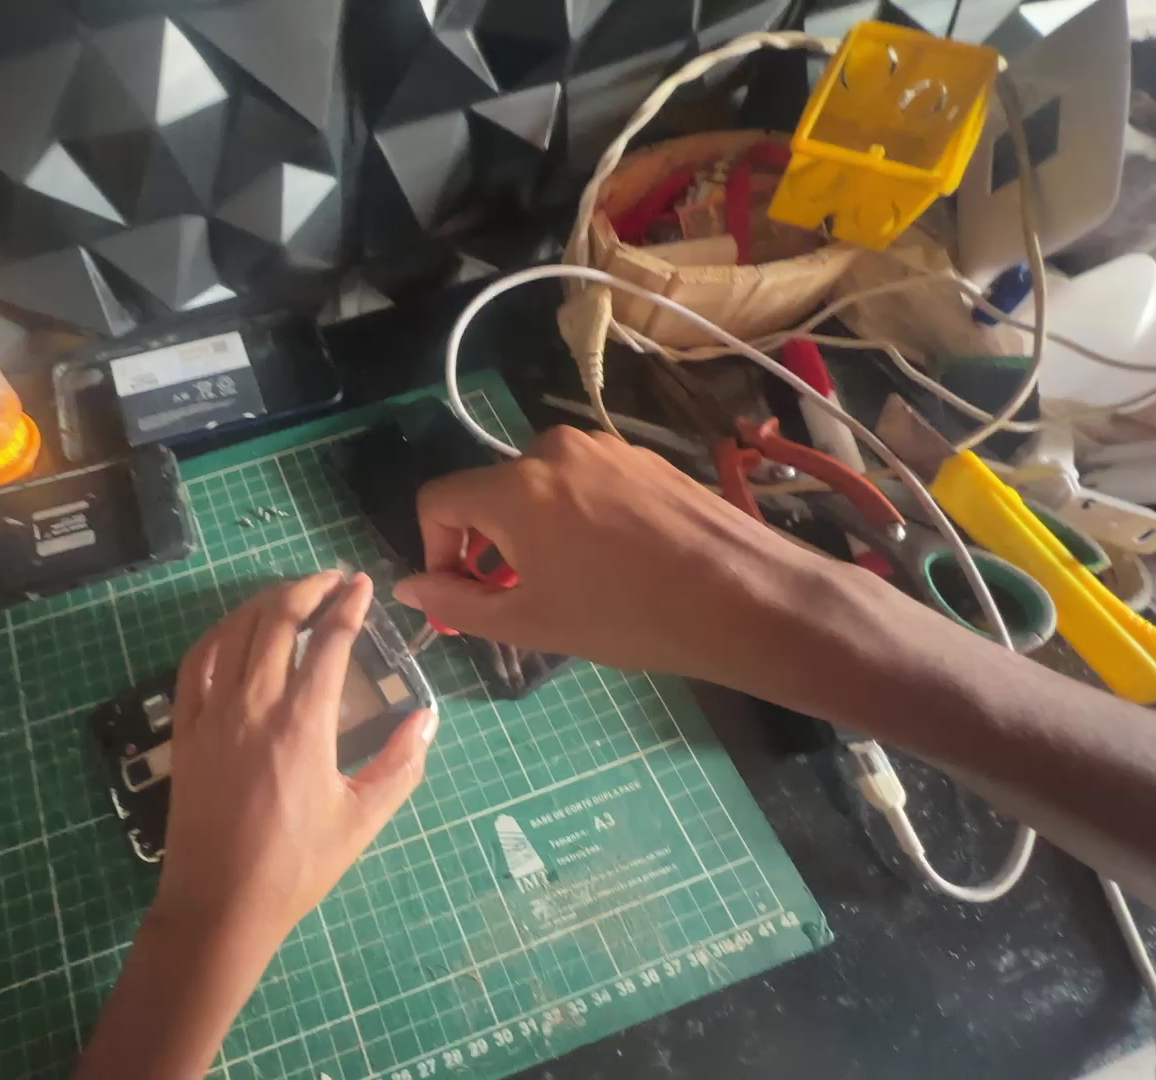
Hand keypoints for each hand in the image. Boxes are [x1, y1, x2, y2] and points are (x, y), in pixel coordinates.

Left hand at [153, 570, 437, 948]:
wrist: (220, 905)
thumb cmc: (296, 866)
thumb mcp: (362, 820)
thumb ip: (401, 765)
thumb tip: (428, 718)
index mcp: (303, 723)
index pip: (330, 642)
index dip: (349, 605)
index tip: (362, 584)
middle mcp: (255, 704)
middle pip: (278, 620)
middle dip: (308, 588)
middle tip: (331, 579)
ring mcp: (213, 713)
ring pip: (235, 631)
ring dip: (265, 602)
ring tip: (291, 594)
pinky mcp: (186, 728)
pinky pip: (196, 662)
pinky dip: (219, 633)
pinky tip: (235, 628)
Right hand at [392, 425, 858, 689]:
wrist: (748, 598)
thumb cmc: (626, 617)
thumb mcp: (528, 621)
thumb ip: (455, 601)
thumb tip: (407, 586)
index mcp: (515, 487)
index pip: (437, 501)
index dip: (434, 549)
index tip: (460, 590)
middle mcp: (549, 450)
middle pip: (484, 493)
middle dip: (481, 544)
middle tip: (510, 594)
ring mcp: (598, 446)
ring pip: (530, 486)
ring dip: (523, 530)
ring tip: (561, 578)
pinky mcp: (636, 454)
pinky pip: (574, 479)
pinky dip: (565, 514)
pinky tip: (603, 556)